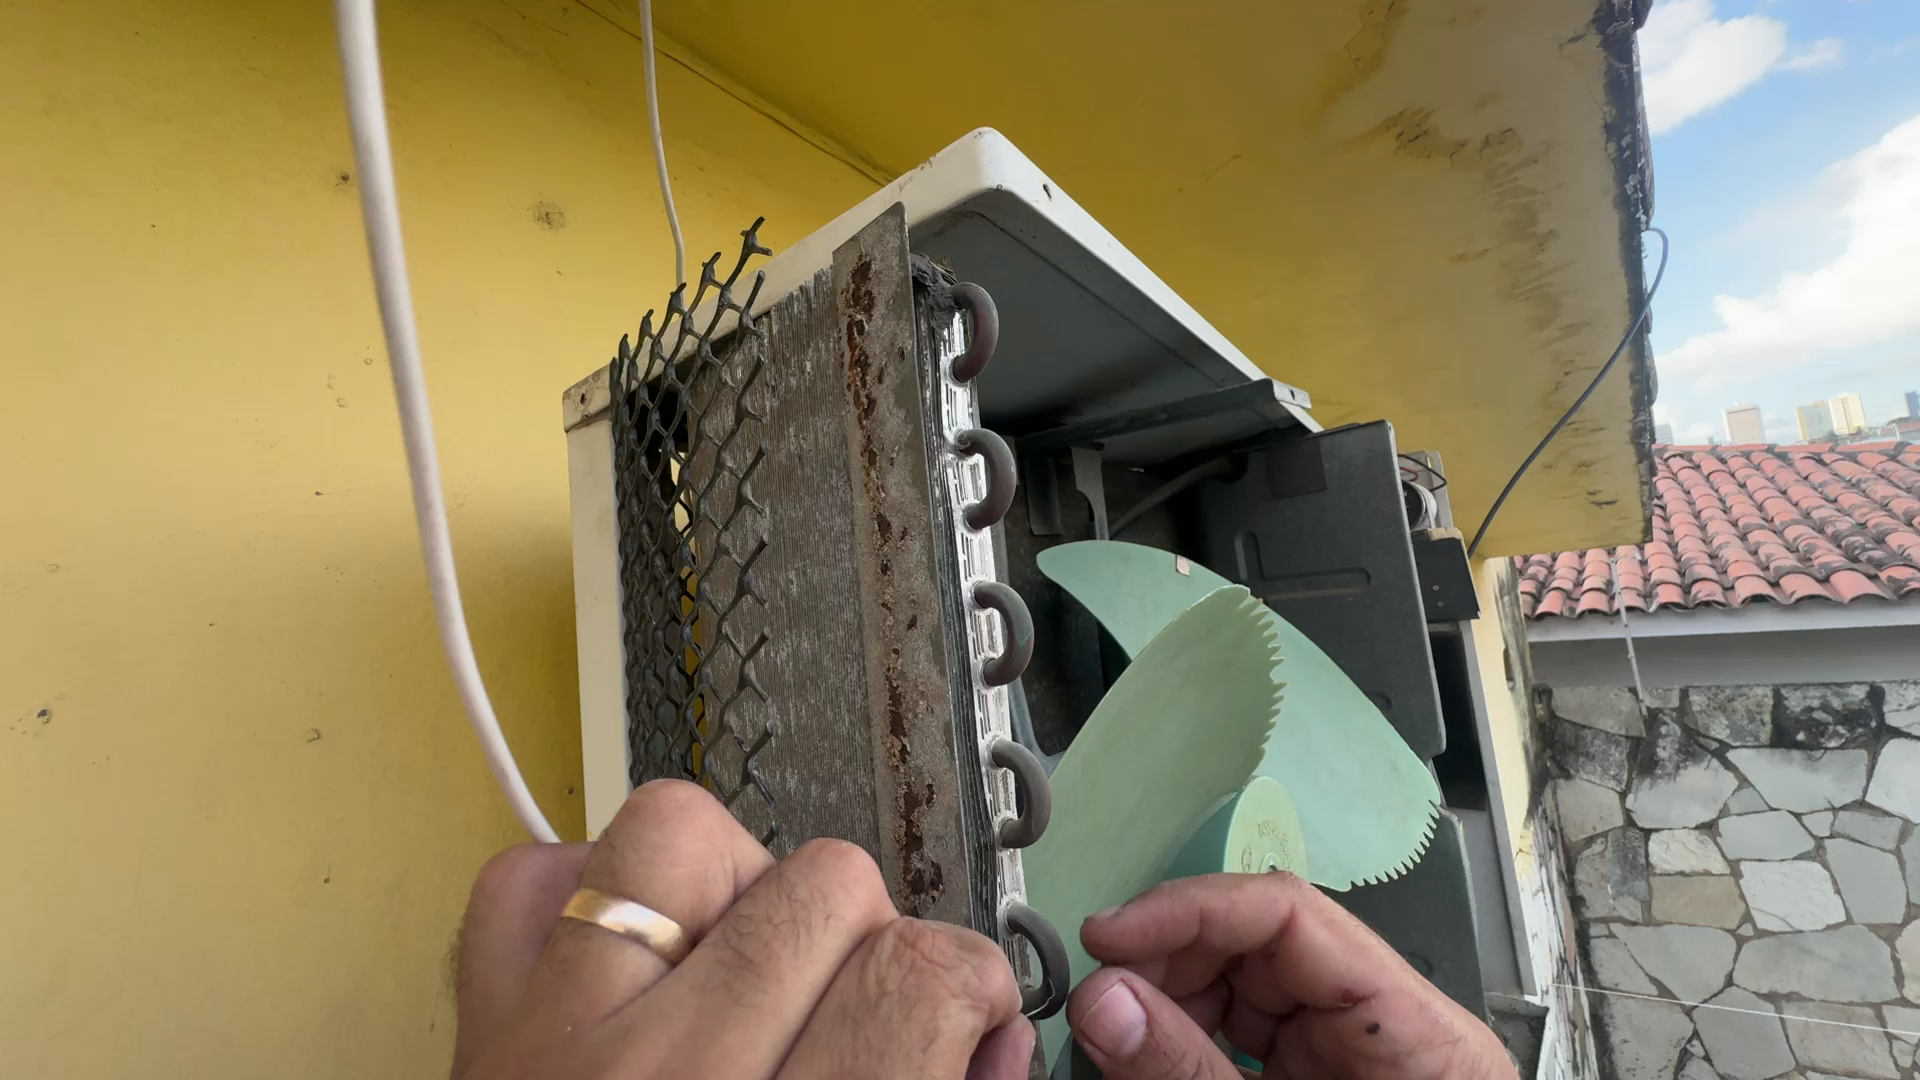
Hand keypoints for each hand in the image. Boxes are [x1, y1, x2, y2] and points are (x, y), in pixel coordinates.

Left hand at [450, 780, 1035, 1078]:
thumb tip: (996, 1021)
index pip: (920, 979)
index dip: (968, 981)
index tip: (961, 1007)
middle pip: (827, 881)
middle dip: (862, 930)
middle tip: (840, 1002)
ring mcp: (544, 1057)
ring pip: (679, 831)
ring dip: (734, 881)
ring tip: (735, 963)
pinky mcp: (472, 1036)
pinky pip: (530, 882)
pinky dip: (592, 894)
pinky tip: (630, 965)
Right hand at [1066, 873, 1515, 1079]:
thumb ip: (1186, 1073)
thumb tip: (1093, 997)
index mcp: (1413, 1029)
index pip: (1288, 913)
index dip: (1190, 910)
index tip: (1106, 937)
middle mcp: (1383, 1017)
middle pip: (1258, 940)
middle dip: (1170, 957)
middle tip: (1100, 993)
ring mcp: (1349, 1046)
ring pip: (1243, 978)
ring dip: (1171, 993)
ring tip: (1117, 1028)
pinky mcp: (1320, 1072)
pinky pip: (1246, 1025)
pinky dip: (1191, 1031)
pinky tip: (1152, 1051)